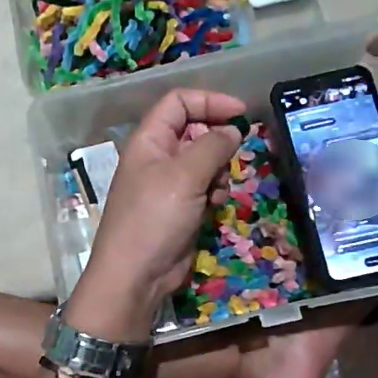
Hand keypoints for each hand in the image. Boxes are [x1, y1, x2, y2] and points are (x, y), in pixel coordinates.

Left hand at [77, 89, 246, 325]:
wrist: (136, 276)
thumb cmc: (154, 219)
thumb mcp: (185, 176)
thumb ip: (212, 146)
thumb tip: (233, 131)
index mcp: (149, 140)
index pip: (179, 102)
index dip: (210, 101)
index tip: (241, 114)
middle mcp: (157, 157)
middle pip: (195, 130)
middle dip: (218, 142)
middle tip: (232, 159)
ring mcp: (169, 184)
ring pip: (205, 161)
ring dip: (220, 171)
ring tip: (219, 190)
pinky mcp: (180, 208)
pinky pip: (205, 188)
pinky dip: (215, 193)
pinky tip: (215, 208)